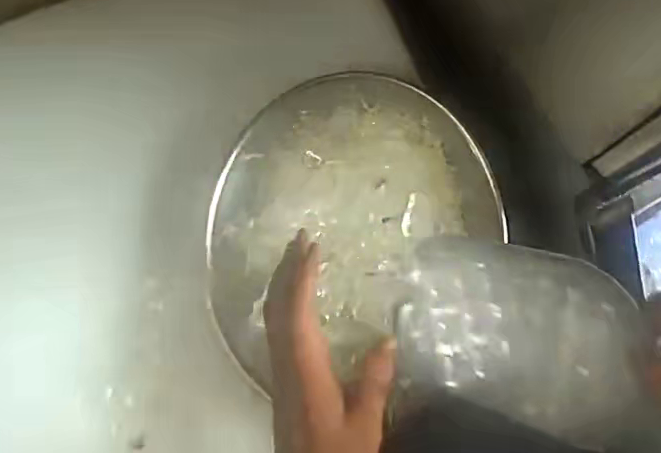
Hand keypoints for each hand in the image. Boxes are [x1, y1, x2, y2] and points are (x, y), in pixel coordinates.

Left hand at [264, 230, 396, 452]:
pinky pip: (274, 326)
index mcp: (303, 364)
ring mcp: (277, 370)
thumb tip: (388, 339)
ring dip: (281, 281)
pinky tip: (291, 299)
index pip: (296, 308)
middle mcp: (284, 361)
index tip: (312, 244)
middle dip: (287, 267)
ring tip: (294, 256)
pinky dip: (281, 301)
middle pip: (277, 304)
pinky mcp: (279, 380)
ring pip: (272, 314)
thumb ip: (374, 381)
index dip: (302, 273)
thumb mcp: (365, 424)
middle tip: (300, 236)